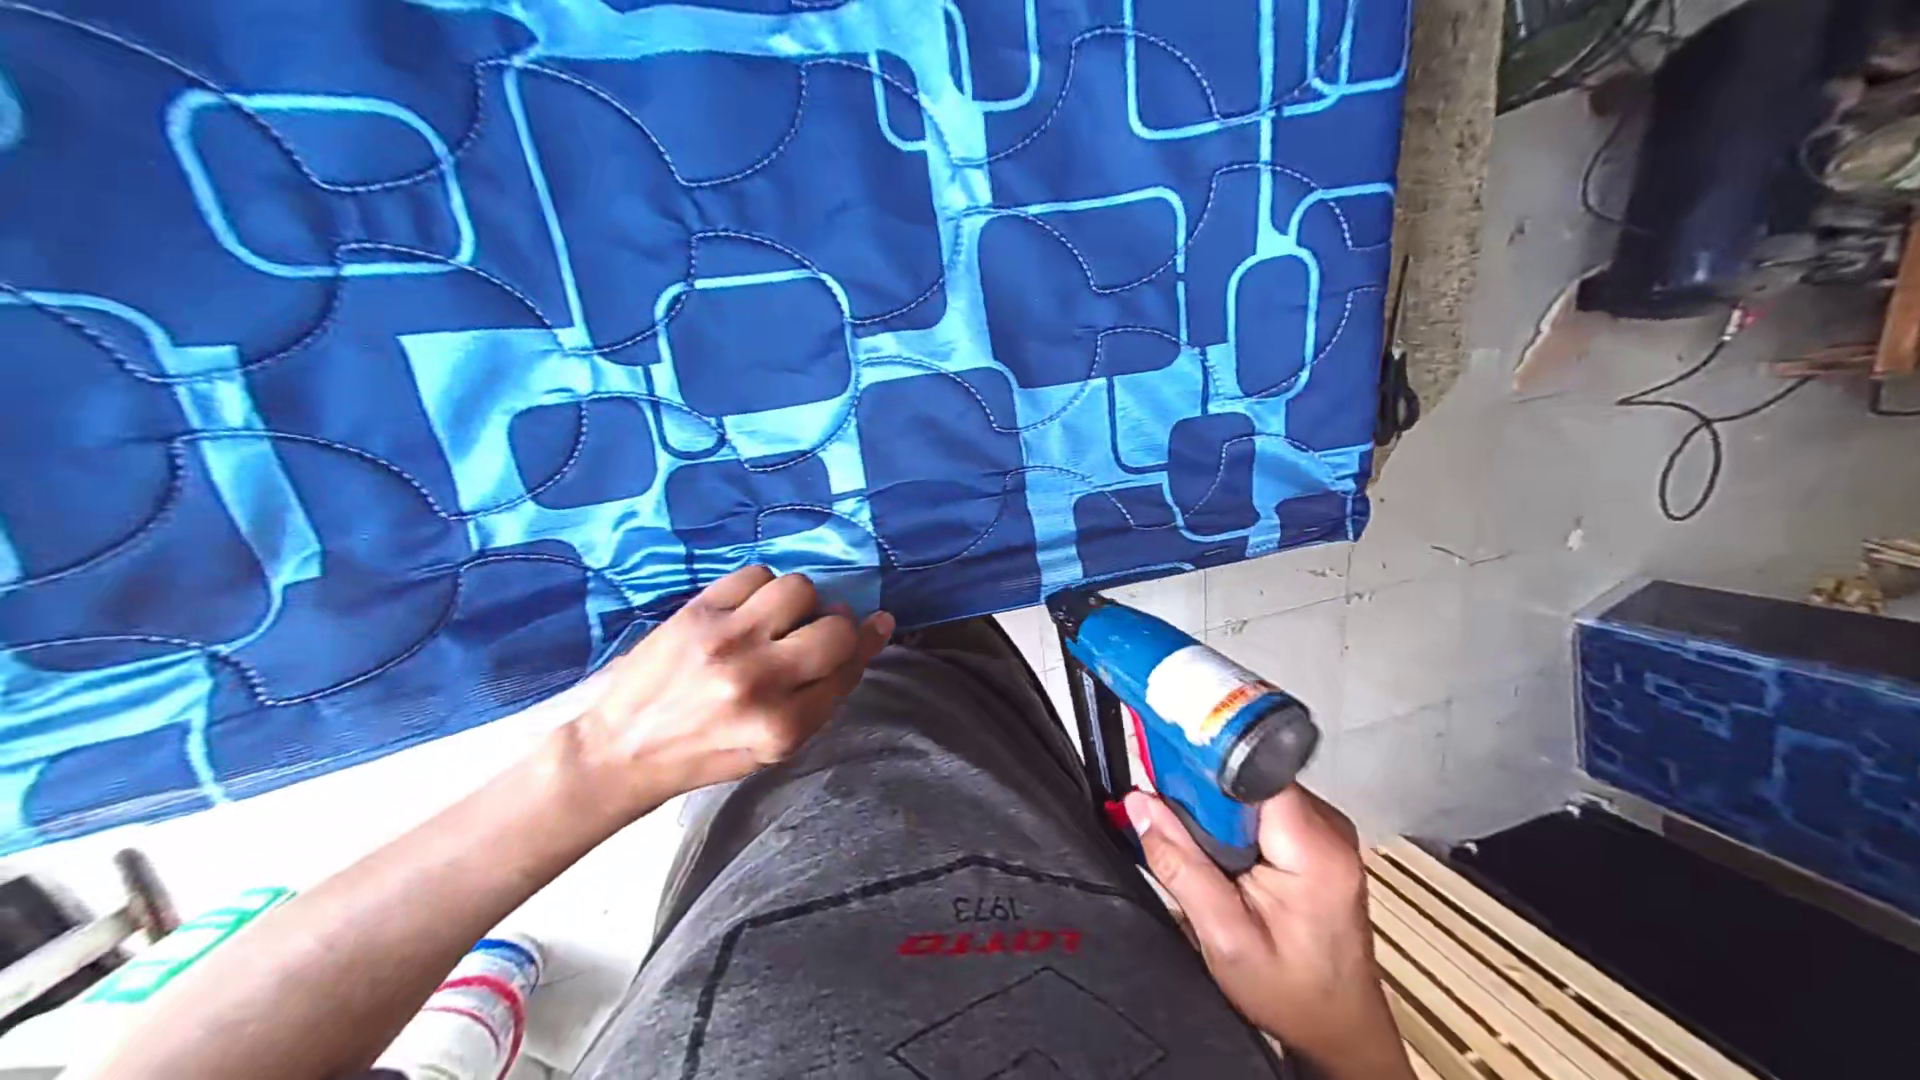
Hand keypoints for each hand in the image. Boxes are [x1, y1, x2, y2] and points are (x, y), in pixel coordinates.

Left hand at [566, 566, 892, 820]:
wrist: (618, 750)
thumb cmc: (703, 754)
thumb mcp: (772, 748)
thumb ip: (819, 698)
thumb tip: (862, 637)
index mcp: (783, 727)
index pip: (848, 669)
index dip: (868, 642)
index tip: (878, 623)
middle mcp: (760, 681)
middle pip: (834, 627)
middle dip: (838, 624)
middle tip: (818, 631)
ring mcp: (727, 641)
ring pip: (799, 589)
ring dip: (798, 602)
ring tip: (777, 619)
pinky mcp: (697, 612)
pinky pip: (756, 574)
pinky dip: (761, 587)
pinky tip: (747, 609)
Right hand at [1124, 788, 1411, 1078]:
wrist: (1337, 1028)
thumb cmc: (1293, 995)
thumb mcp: (1222, 936)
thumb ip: (1178, 864)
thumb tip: (1139, 806)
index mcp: (1314, 850)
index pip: (1251, 772)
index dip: (1204, 771)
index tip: (1165, 782)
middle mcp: (1328, 829)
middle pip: (1247, 777)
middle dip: (1204, 798)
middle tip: (1182, 834)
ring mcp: (1324, 830)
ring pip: (1249, 788)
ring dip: (1217, 811)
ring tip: (1209, 856)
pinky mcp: (1314, 835)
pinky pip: (1260, 803)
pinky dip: (1233, 820)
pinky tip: (1227, 856)